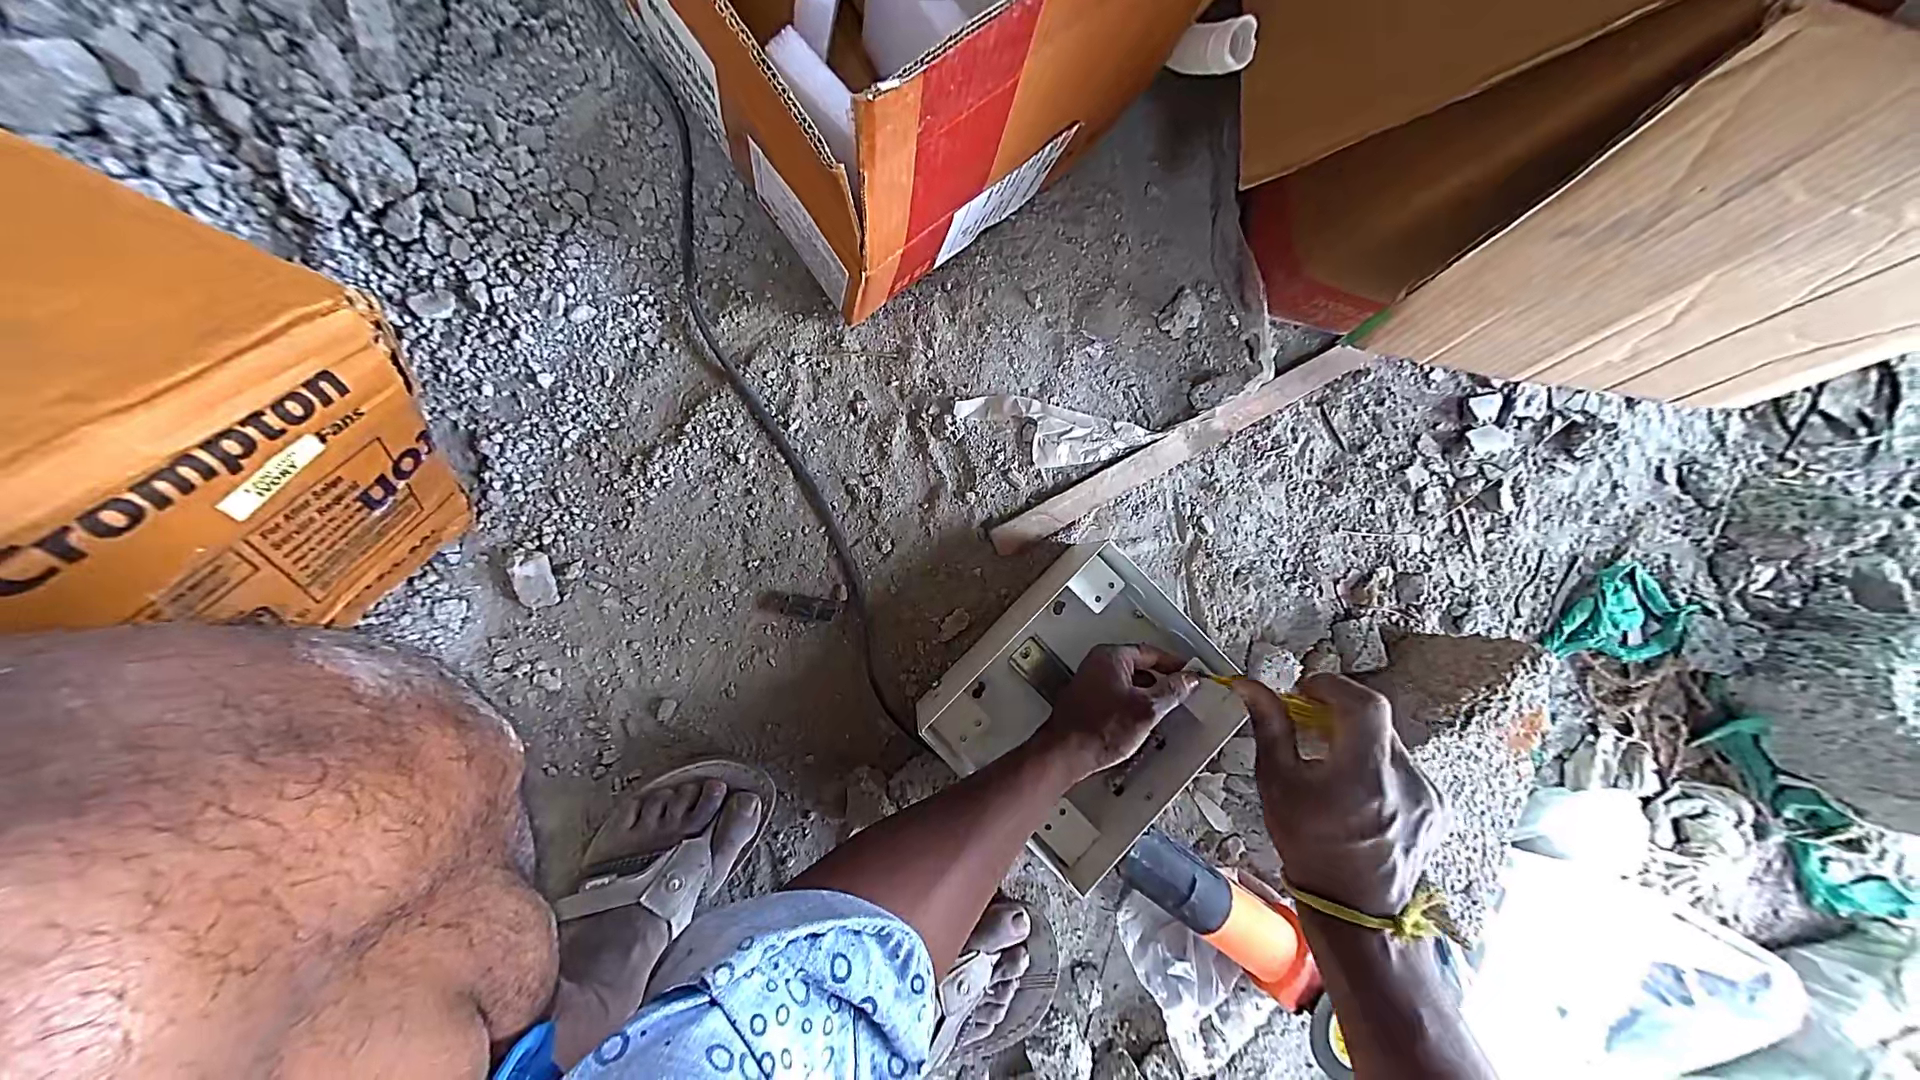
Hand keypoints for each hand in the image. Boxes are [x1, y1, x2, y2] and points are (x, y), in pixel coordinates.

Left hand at [1032, 644, 1198, 779]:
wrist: (1066, 753)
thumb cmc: (1096, 729)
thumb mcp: (1147, 709)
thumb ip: (1171, 691)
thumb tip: (1186, 681)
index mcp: (1110, 657)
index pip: (1150, 652)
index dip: (1174, 664)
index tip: (1189, 673)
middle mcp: (1096, 665)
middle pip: (1139, 667)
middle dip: (1161, 681)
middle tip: (1180, 691)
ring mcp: (1090, 683)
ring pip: (1128, 683)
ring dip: (1147, 695)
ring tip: (1162, 710)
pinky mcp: (1087, 701)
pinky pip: (1117, 696)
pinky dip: (1132, 705)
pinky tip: (1140, 722)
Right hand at [1232, 673, 1447, 916]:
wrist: (1352, 905)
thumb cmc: (1308, 845)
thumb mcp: (1277, 783)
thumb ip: (1269, 727)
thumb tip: (1251, 688)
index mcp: (1365, 776)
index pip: (1364, 704)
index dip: (1333, 686)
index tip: (1307, 689)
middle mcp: (1406, 782)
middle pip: (1375, 719)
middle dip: (1339, 711)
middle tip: (1309, 720)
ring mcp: (1427, 794)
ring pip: (1388, 741)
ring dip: (1356, 737)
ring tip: (1329, 758)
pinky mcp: (1436, 805)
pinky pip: (1402, 764)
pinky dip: (1375, 761)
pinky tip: (1354, 784)